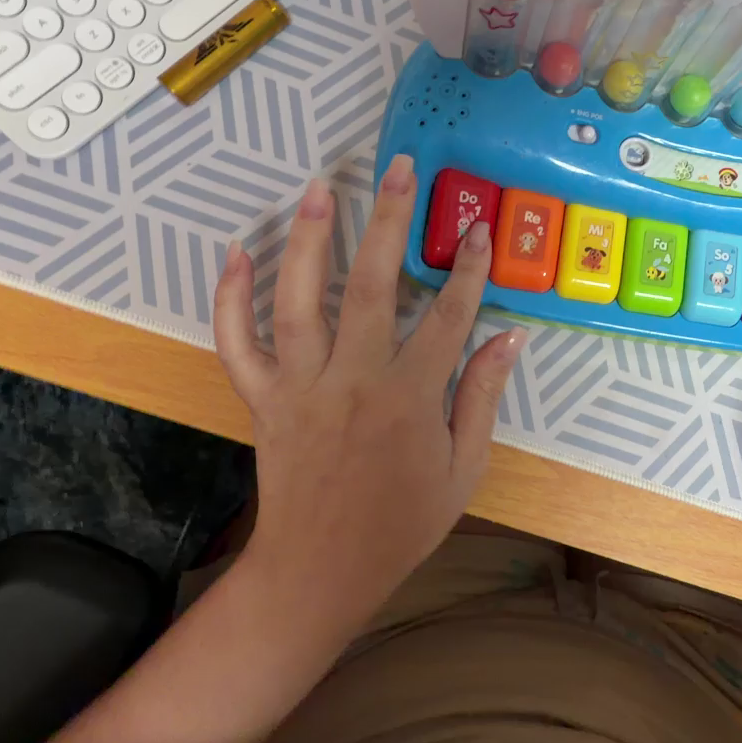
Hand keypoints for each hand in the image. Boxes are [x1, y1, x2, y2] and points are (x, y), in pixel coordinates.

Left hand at [212, 154, 525, 635]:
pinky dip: (230, 297)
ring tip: (320, 187)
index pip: (449, 316)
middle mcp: (355, 379)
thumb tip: (510, 336)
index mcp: (411, 397)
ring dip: (310, 239)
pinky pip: (237, 342)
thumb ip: (484, 397)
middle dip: (390, 222)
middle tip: (401, 170)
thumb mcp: (464, 469)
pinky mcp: (263, 398)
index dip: (469, 268)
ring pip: (301, 300)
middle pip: (373, 287)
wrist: (320, 572)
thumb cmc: (402, 523)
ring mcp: (302, 386)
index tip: (478, 227)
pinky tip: (237, 250)